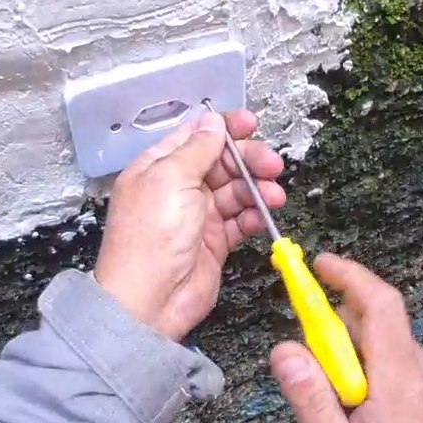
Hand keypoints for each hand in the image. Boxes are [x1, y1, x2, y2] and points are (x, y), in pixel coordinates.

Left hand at [95, 110, 285, 342]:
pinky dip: (255, 216)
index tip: (251, 124)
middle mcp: (178, 188)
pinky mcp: (213, 242)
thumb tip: (212, 122)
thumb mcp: (171, 179)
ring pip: (236, 191)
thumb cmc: (150, 237)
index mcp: (159, 167)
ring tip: (274, 193)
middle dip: (248, 159)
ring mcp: (197, 216)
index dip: (225, 128)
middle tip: (271, 164)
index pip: (196, 136)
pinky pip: (240, 221)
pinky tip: (265, 215)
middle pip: (221, 162)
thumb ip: (196, 149)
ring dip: (257, 188)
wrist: (148, 300)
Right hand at [269, 255, 422, 422]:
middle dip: (335, 333)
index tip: (316, 265)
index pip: (380, 305)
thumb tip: (284, 349)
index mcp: (401, 383)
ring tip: (338, 417)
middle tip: (307, 373)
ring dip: (353, 360)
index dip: (348, 276)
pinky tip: (363, 421)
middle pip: (376, 326)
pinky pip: (400, 367)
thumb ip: (312, 403)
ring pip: (386, 348)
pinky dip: (372, 374)